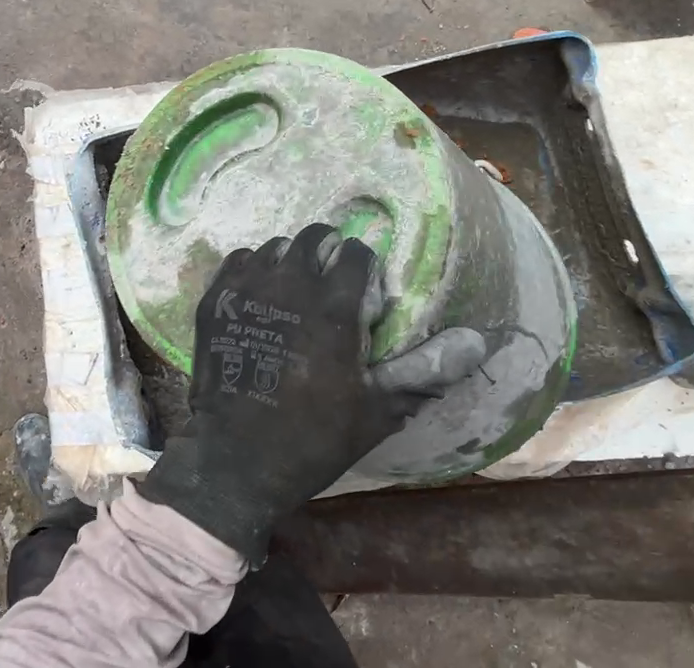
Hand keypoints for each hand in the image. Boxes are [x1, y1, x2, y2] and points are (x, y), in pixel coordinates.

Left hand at [135, 223, 485, 562]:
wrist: (238, 456)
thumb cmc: (315, 435)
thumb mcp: (379, 408)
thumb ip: (427, 368)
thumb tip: (478, 339)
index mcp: (334, 306)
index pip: (358, 252)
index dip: (365, 270)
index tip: (363, 298)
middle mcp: (289, 284)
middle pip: (315, 237)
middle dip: (329, 253)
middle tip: (331, 285)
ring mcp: (246, 288)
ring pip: (275, 247)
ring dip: (290, 261)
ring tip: (294, 292)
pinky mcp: (215, 299)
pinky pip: (238, 260)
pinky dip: (253, 269)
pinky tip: (260, 296)